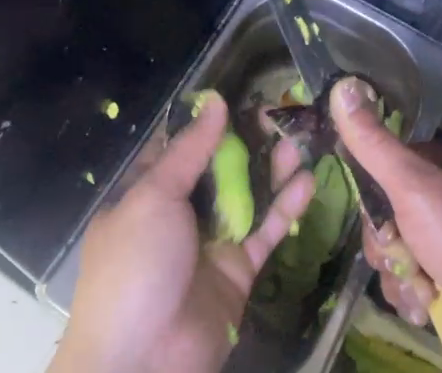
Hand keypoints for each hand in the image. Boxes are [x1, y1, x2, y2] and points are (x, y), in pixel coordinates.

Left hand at [50, 92, 315, 372]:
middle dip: (247, 143)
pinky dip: (286, 207)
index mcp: (146, 196)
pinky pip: (265, 232)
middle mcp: (179, 216)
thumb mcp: (153, 197)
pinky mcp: (238, 271)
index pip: (179, 149)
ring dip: (271, 170)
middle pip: (218, 171)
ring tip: (298, 139)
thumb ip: (190, 151)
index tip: (239, 94)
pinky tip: (307, 180)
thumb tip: (215, 101)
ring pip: (246, 198)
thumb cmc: (135, 264)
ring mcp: (210, 244)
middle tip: (280, 114)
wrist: (142, 360)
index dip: (207, 123)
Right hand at [329, 77, 441, 352]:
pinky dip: (413, 294)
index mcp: (437, 162)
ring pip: (393, 251)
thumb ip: (372, 142)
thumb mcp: (412, 183)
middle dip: (386, 245)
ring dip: (398, 275)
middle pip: (383, 214)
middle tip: (401, 255)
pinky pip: (410, 279)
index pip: (380, 166)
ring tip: (423, 288)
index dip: (369, 197)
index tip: (377, 217)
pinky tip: (427, 304)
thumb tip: (343, 85)